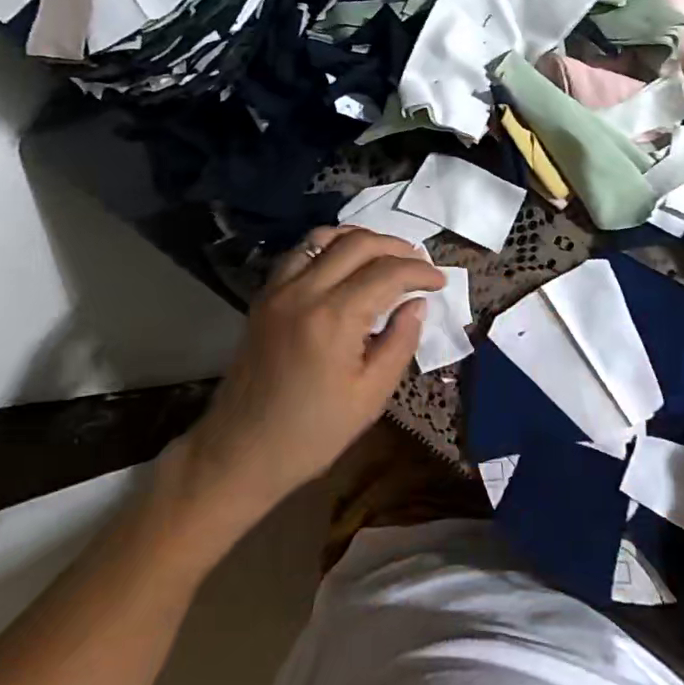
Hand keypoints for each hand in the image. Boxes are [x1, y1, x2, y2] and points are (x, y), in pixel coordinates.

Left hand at [178, 227, 442, 510]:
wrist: (244, 446)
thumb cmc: (313, 432)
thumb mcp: (370, 396)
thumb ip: (399, 342)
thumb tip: (417, 304)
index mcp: (333, 318)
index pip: (386, 272)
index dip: (419, 271)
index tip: (440, 281)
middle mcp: (302, 291)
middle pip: (355, 243)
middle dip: (395, 247)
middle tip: (418, 264)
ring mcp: (276, 290)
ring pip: (321, 238)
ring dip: (358, 240)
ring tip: (385, 257)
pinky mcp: (262, 297)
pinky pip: (297, 255)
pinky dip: (325, 248)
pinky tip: (343, 265)